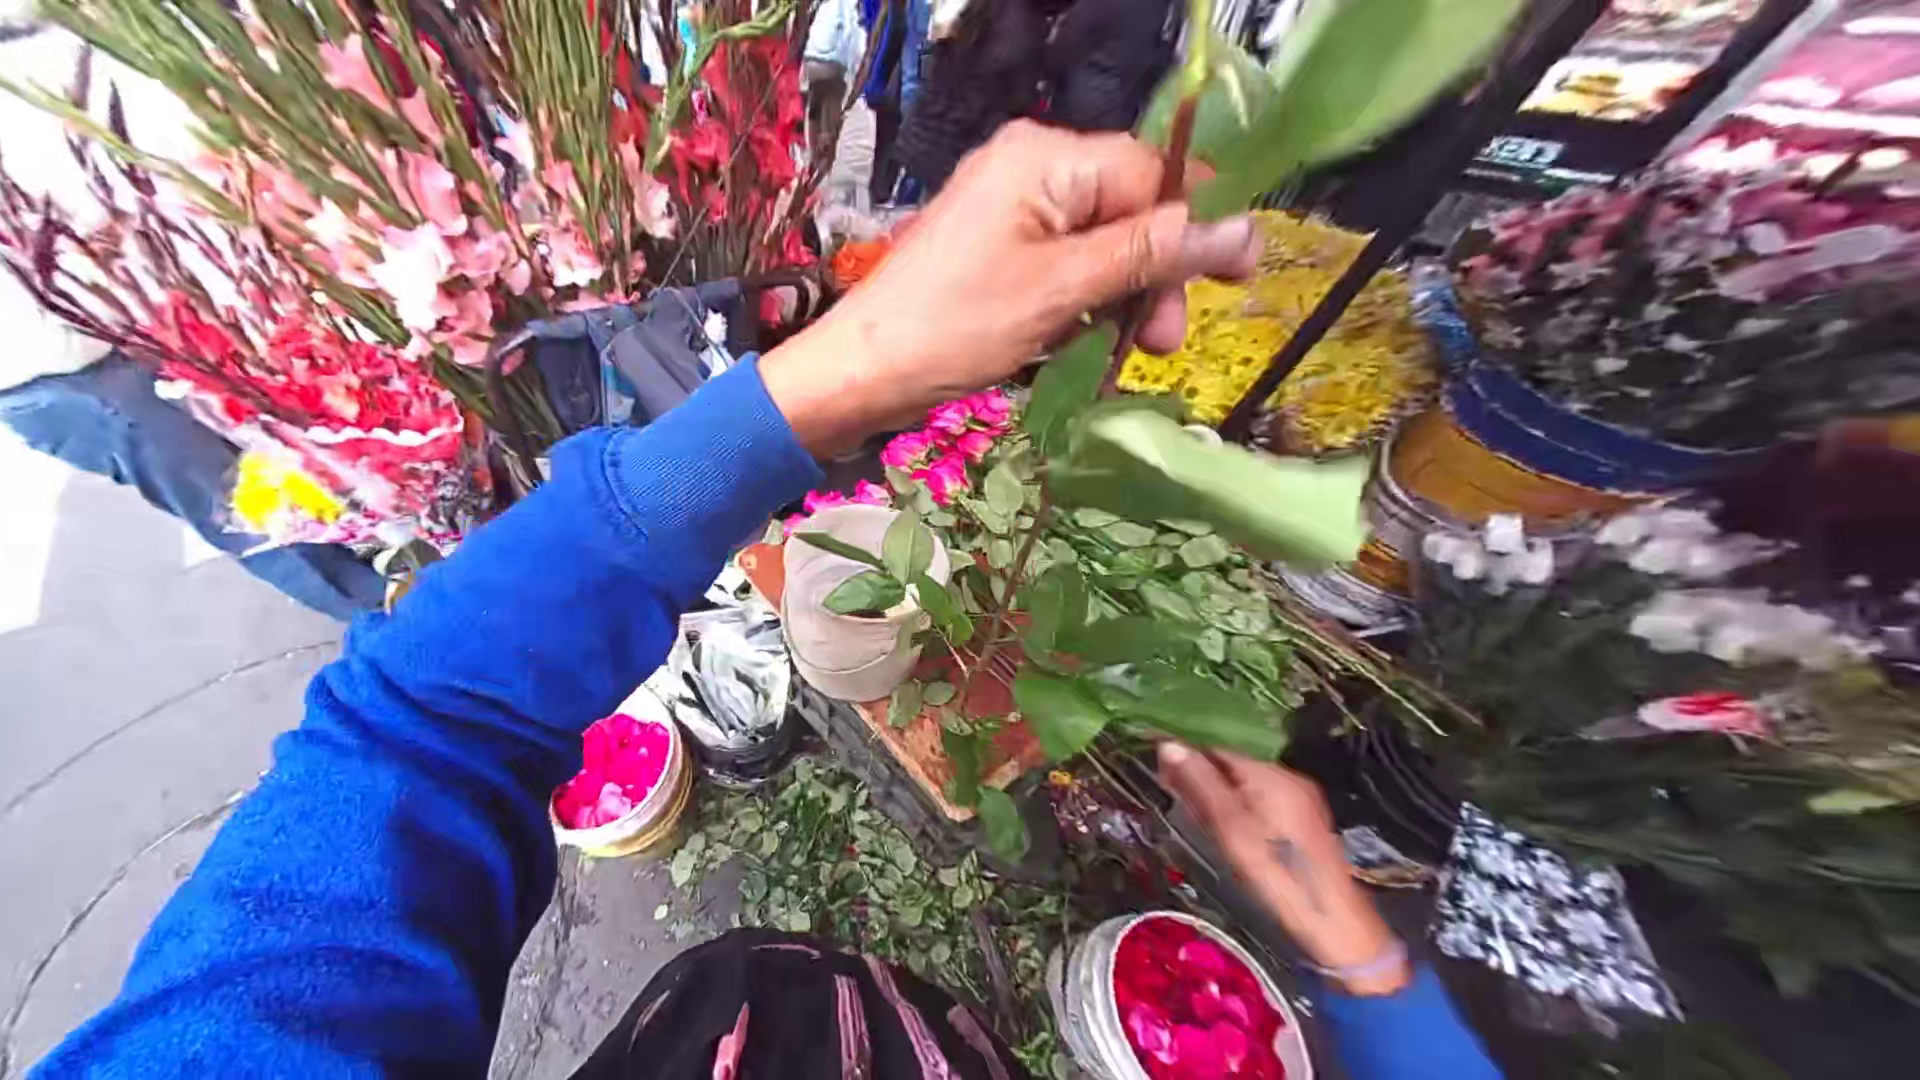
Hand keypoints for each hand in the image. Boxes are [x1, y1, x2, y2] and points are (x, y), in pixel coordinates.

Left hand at [761, 120, 1261, 453]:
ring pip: (1094, 249)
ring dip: (1115, 299)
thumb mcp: (1061, 291)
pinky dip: (1076, 306)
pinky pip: (1058, 270)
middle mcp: (1028, 171)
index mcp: (1046, 158)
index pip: (1150, 175)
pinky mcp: (993, 255)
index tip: (1232, 281)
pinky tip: (1070, 340)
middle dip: (1150, 276)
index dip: (1195, 226)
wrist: (864, 371)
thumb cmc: (956, 327)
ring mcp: (1007, 215)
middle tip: (1156, 344)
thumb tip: (1243, 229)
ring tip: (1111, 351)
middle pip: (1125, 212)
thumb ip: (1149, 255)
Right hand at [1158, 743, 1410, 995]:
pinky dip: (1238, 805)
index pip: (1216, 749)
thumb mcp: (1229, 827)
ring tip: (1197, 815)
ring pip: (1244, 782)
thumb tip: (1168, 743)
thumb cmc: (1276, 875)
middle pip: (1231, 764)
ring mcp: (1300, 798)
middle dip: (1201, 777)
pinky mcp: (1303, 819)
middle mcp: (1288, 777)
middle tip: (1176, 797)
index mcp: (1271, 774)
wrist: (1335, 926)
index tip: (1162, 775)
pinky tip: (1226, 826)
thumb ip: (1199, 782)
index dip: (1186, 759)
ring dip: (1218, 792)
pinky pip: (1260, 798)